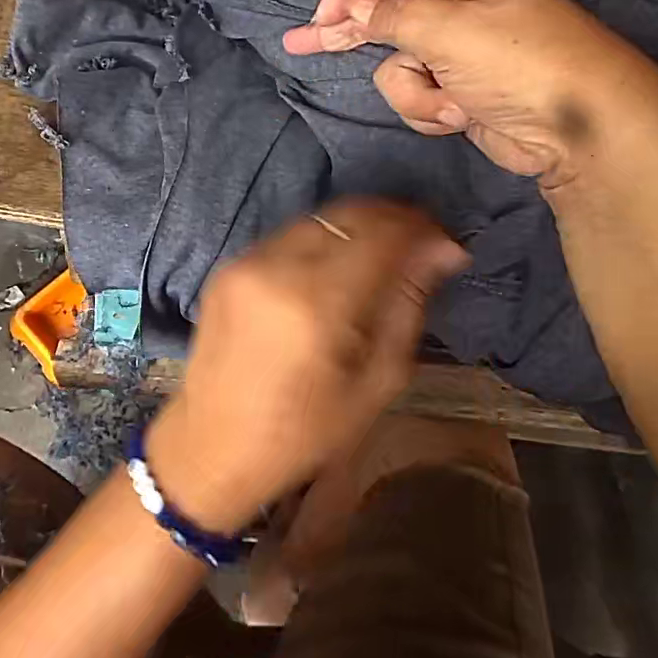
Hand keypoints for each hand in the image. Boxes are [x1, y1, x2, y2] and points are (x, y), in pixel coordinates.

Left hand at [143, 198, 468, 533]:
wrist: (212, 442)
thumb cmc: (303, 432)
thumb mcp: (375, 382)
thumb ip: (406, 306)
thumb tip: (441, 251)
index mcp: (316, 303)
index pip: (380, 234)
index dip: (421, 229)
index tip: (446, 245)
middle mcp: (275, 267)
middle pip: (346, 215)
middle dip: (392, 220)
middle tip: (422, 244)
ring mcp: (244, 262)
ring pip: (315, 219)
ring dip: (356, 227)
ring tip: (385, 253)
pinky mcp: (226, 267)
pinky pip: (285, 236)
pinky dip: (320, 240)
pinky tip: (337, 265)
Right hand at [281, 0, 657, 189]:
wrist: (578, 132)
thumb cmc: (521, 63)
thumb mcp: (449, 30)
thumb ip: (392, 15)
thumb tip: (353, 6)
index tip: (320, 17)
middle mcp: (458, 8)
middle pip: (386, 16)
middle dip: (352, 35)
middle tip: (300, 45)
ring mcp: (457, 54)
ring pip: (397, 66)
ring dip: (414, 89)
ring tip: (450, 99)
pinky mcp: (458, 92)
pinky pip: (417, 95)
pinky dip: (430, 110)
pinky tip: (459, 116)